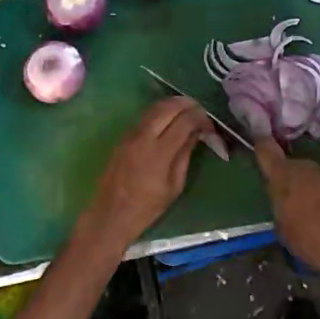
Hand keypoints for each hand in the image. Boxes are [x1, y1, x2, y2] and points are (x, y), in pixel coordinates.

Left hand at [77, 98, 216, 251]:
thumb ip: (185, 154)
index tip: (209, 125)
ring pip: (154, 107)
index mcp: (159, 153)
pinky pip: (144, 116)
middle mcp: (143, 137)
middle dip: (188, 104)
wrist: (111, 214)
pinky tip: (169, 119)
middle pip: (168, 107)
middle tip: (200, 111)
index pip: (184, 121)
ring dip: (173, 104)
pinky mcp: (122, 137)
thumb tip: (197, 132)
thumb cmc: (147, 207)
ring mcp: (130, 135)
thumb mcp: (175, 185)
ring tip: (187, 110)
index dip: (200, 118)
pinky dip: (160, 111)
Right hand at [253, 139, 319, 280]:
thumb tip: (284, 203)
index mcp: (283, 175)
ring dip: (313, 191)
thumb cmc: (312, 237)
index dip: (262, 146)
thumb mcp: (283, 228)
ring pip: (315, 178)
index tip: (260, 142)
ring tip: (314, 216)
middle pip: (294, 168)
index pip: (266, 151)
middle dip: (291, 181)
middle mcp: (307, 167)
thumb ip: (280, 208)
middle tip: (289, 202)